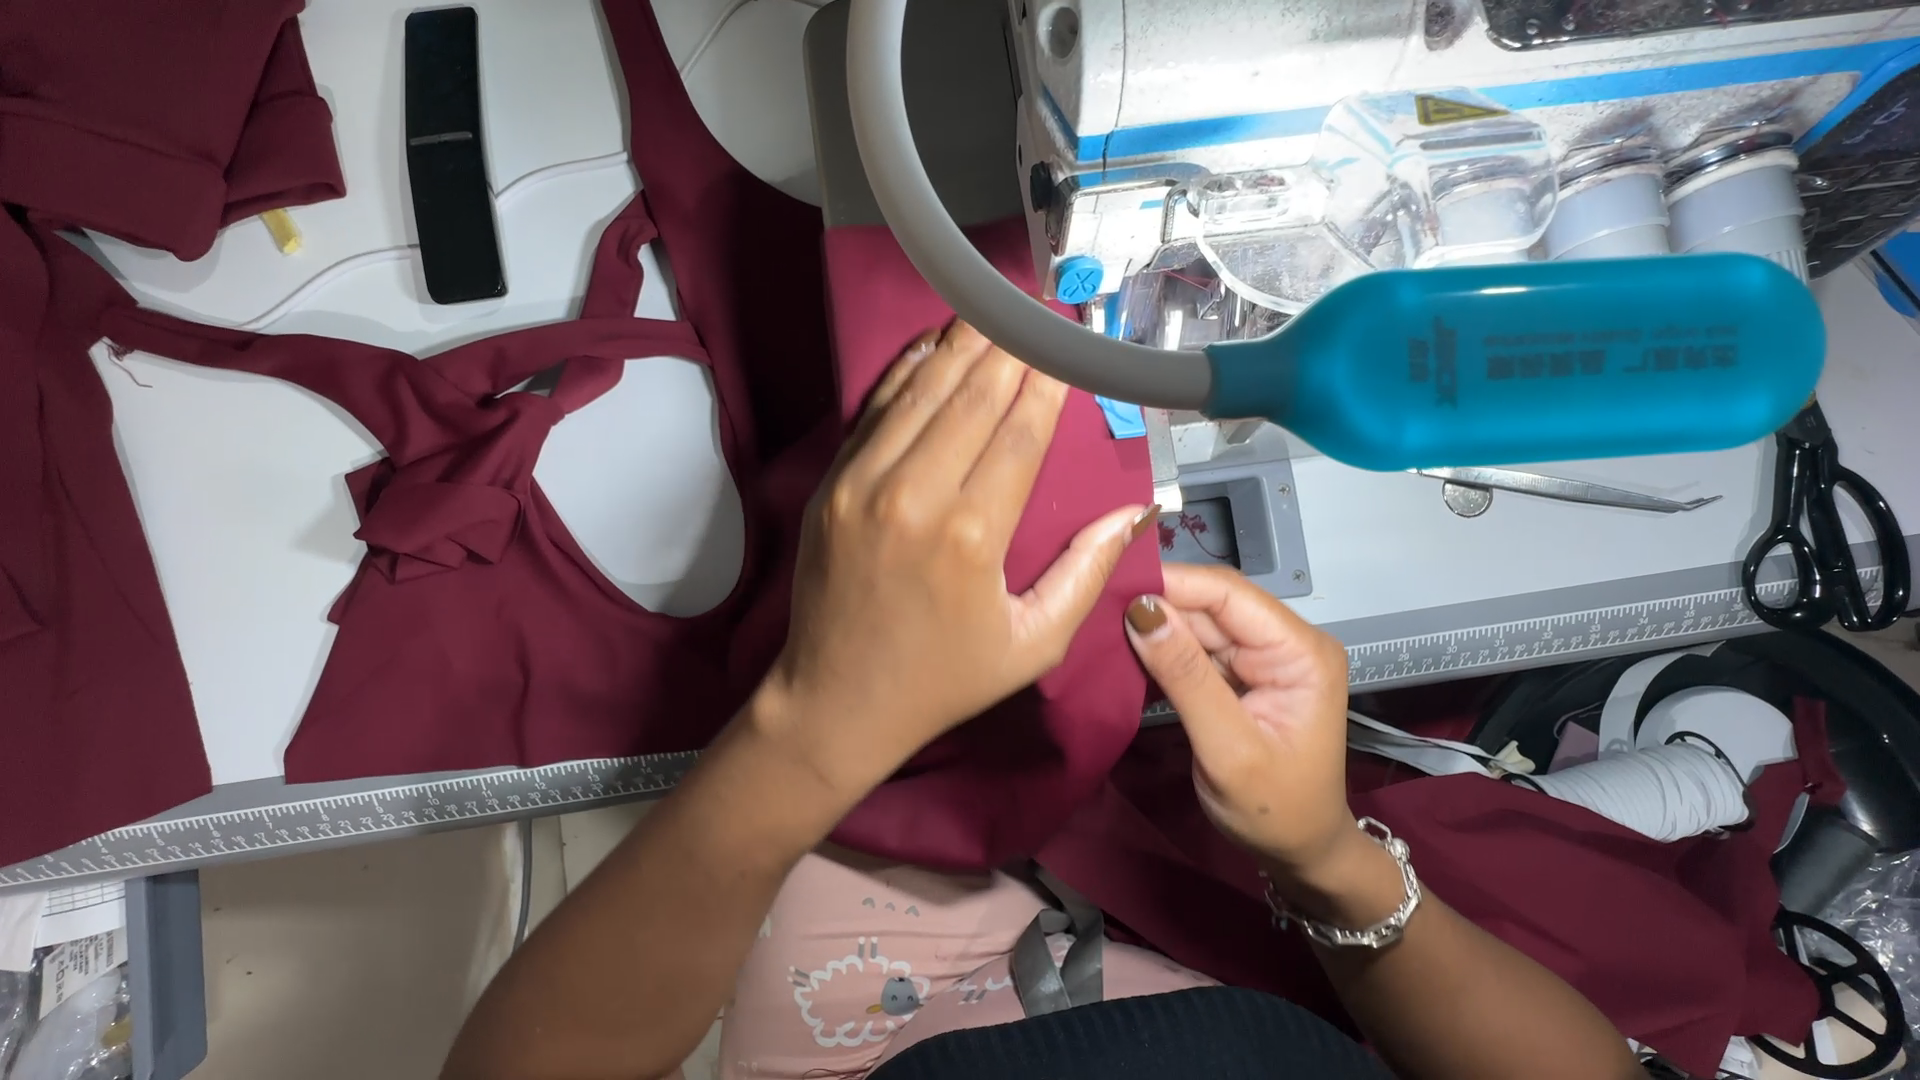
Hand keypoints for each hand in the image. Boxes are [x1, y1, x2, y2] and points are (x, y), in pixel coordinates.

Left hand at [761, 322, 1154, 795]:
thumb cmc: (941, 679)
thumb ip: (1086, 573)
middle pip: (971, 397)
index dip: (1046, 381)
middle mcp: (914, 497)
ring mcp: (863, 486)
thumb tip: (1133, 513)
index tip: (1065, 345)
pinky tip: (931, 345)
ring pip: (921, 392)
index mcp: (972, 536)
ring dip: (960, 346)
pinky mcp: (831, 486)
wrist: (837, 701)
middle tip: (1035, 308)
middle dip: (1009, 347)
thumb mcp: (1031, 642)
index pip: (1020, 432)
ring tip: (991, 310)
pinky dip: (905, 373)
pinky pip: (874, 411)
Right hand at [1123, 564, 1356, 880]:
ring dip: (1154, 624)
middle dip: (1156, 603)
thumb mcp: (1227, 748)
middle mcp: (1285, 641)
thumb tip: (1141, 611)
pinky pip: (1196, 646)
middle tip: (1094, 606)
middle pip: (1211, 603)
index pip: (1228, 594)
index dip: (1171, 582)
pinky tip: (1126, 646)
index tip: (1110, 584)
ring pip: (1198, 621)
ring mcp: (1263, 656)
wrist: (1299, 852)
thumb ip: (1185, 676)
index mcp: (1300, 651)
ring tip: (1101, 623)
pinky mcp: (1242, 672)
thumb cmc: (1275, 810)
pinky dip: (1162, 648)